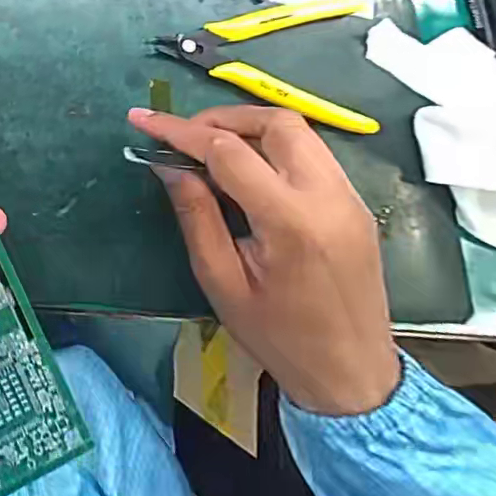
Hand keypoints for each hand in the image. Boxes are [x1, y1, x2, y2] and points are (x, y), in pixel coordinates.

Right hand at [129, 106, 399, 416]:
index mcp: (292, 222)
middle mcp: (329, 199)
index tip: (141, 120)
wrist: (354, 378)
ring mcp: (349, 200)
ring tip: (205, 147)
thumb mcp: (218, 278)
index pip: (228, 150)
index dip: (178, 129)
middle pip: (277, 123)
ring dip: (246, 127)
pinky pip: (310, 153)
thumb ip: (194, 214)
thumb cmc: (277, 334)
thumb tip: (169, 165)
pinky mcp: (354, 206)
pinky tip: (241, 168)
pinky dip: (269, 146)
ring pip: (298, 132)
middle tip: (181, 134)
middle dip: (220, 117)